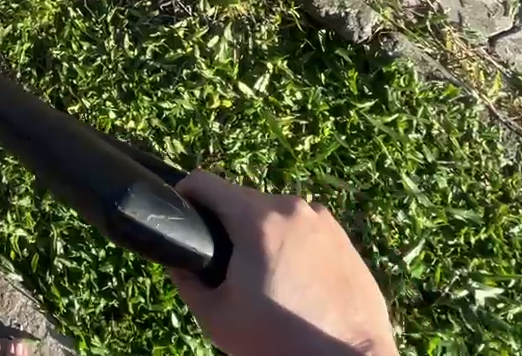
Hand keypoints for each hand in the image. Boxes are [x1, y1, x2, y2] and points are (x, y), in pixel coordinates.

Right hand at [167, 171, 396, 355]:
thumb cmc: (279, 345)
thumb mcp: (216, 318)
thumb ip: (185, 280)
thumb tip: (177, 260)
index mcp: (256, 218)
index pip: (204, 182)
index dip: (185, 195)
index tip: (183, 217)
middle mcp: (289, 208)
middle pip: (240, 199)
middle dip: (227, 223)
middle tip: (227, 264)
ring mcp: (322, 221)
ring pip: (274, 214)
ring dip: (261, 232)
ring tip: (265, 275)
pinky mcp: (344, 239)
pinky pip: (304, 229)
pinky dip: (292, 244)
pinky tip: (296, 280)